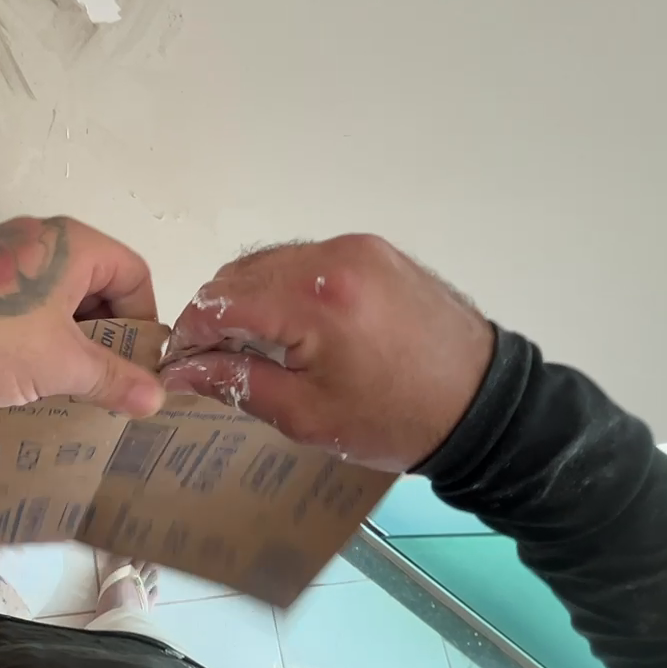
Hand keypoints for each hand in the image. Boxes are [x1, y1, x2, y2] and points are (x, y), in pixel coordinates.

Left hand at [0, 216, 165, 417]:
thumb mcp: (59, 363)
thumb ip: (113, 378)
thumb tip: (157, 400)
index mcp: (73, 243)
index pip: (134, 274)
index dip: (145, 323)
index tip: (137, 368)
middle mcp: (41, 238)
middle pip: (97, 285)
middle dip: (106, 336)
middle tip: (103, 381)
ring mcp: (3, 254)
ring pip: (58, 297)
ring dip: (70, 339)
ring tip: (66, 383)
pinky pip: (23, 302)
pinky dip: (35, 333)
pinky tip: (24, 371)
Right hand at [159, 234, 493, 472]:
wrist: (487, 406)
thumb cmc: (393, 421)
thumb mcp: (306, 415)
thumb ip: (234, 383)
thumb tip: (179, 369)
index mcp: (314, 300)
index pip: (218, 302)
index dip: (188, 333)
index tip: (180, 362)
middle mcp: (330, 256)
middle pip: (235, 275)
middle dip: (214, 316)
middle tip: (215, 358)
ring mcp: (353, 246)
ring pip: (264, 262)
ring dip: (245, 298)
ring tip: (253, 342)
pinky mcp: (370, 248)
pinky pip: (299, 258)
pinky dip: (279, 286)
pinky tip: (290, 322)